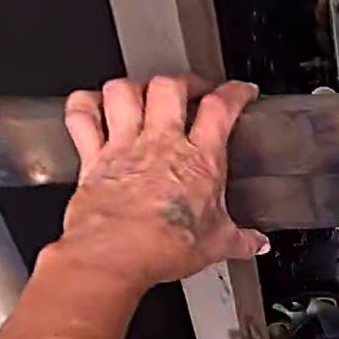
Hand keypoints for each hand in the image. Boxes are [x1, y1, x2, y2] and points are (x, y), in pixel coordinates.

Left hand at [52, 76, 267, 292]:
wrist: (114, 257)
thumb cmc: (164, 247)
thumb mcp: (218, 244)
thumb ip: (242, 240)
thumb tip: (258, 243)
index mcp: (200, 160)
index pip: (221, 108)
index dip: (235, 92)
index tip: (241, 91)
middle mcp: (161, 144)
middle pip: (170, 86)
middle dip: (184, 81)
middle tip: (191, 89)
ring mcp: (124, 147)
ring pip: (124, 91)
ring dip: (135, 86)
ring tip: (145, 92)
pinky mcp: (92, 159)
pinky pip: (81, 116)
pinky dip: (84, 103)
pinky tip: (93, 103)